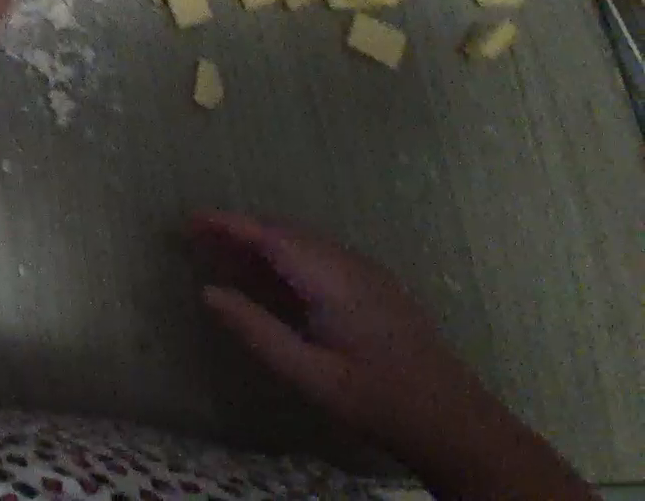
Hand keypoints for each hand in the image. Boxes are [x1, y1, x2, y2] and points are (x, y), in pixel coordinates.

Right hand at [190, 212, 594, 499]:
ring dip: (260, 239)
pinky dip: (284, 252)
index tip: (190, 221)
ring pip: (302, 241)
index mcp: (334, 282)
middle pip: (285, 231)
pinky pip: (319, 254)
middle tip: (196, 235)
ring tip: (222, 250)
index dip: (228, 224)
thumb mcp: (308, 373)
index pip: (271, 236)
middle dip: (238, 228)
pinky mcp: (377, 288)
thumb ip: (255, 329)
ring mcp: (369, 275)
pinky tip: (268, 272)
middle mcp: (352, 267)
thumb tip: (207, 290)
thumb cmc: (378, 401)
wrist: (461, 429)